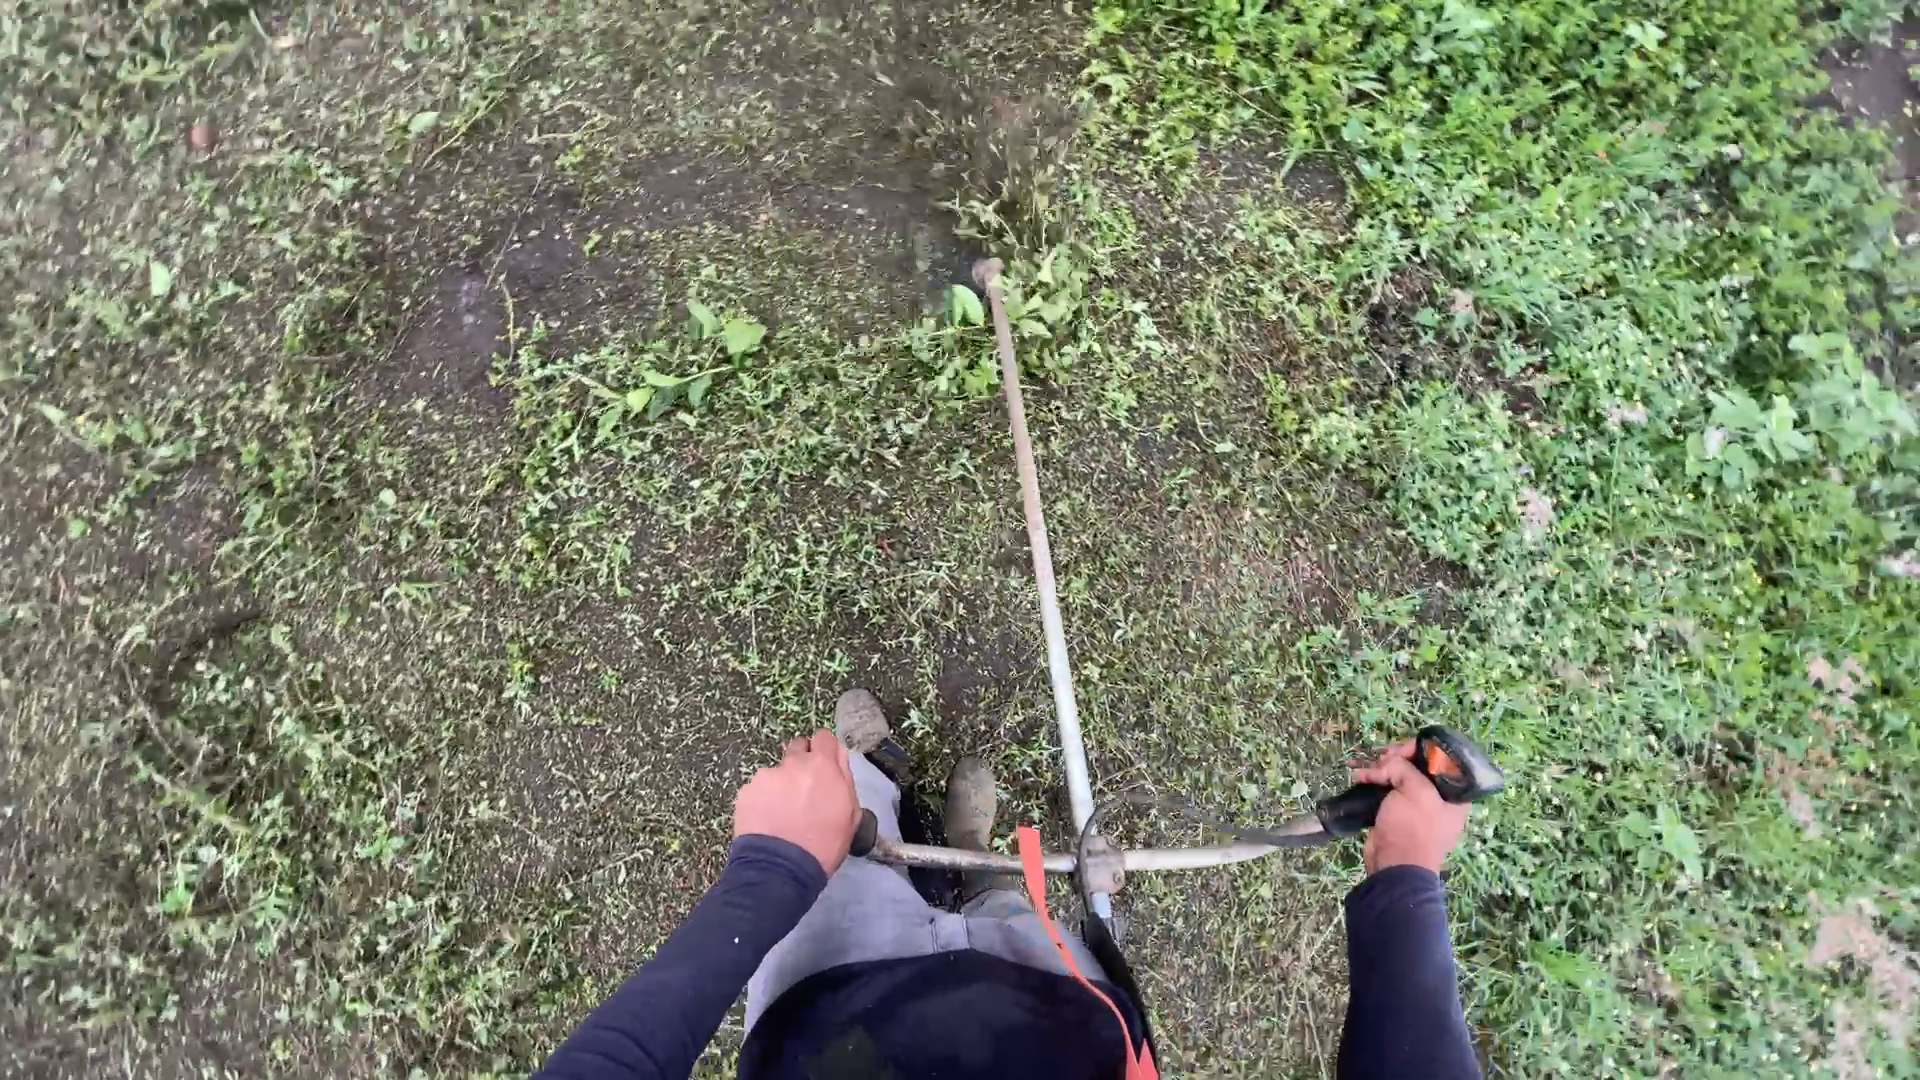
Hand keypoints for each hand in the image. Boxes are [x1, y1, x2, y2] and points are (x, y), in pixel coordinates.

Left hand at [733, 728, 861, 875]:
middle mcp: (794, 763)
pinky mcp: (747, 791)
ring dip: (782, 783)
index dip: (825, 748)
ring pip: (778, 771)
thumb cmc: (823, 844)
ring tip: (782, 812)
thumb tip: (838, 758)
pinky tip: (767, 821)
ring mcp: (767, 775)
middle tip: (804, 788)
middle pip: (799, 747)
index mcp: (823, 765)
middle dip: (802, 761)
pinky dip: (763, 799)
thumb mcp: (850, 813)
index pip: (824, 736)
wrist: (780, 869)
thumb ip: (845, 779)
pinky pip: (759, 788)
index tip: (824, 764)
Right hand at [1352, 741, 1469, 875]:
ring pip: (1398, 775)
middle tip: (1379, 760)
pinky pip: (1385, 787)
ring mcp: (1415, 805)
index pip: (1439, 760)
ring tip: (1363, 769)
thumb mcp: (1416, 792)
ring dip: (1379, 767)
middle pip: (1416, 765)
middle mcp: (1438, 798)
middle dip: (1394, 758)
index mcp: (1454, 794)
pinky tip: (1357, 775)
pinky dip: (1371, 779)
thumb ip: (1403, 768)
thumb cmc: (1413, 828)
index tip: (1396, 752)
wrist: (1395, 865)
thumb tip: (1384, 763)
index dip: (1416, 751)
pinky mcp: (1396, 811)